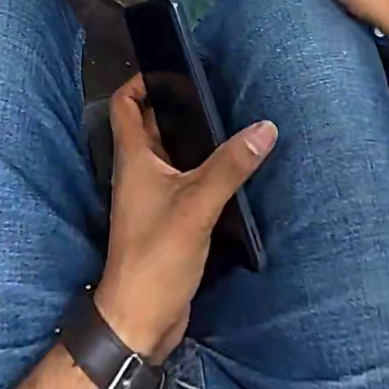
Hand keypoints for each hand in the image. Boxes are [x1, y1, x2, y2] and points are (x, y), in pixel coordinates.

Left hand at [95, 73, 275, 359]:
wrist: (140, 319)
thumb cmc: (157, 254)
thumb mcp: (197, 205)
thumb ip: (229, 166)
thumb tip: (264, 128)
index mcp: (133, 157)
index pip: (124, 104)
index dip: (140, 81)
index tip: (171, 69)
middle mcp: (137, 170)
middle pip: (149, 124)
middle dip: (174, 104)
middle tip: (210, 91)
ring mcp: (150, 194)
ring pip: (167, 152)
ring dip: (188, 136)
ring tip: (225, 121)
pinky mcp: (164, 216)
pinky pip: (179, 178)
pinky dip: (197, 165)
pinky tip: (226, 166)